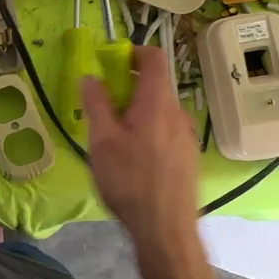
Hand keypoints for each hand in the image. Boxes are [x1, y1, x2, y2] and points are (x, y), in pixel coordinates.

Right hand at [82, 46, 200, 244]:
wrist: (165, 228)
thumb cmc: (129, 181)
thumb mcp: (102, 141)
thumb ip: (96, 105)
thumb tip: (91, 77)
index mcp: (157, 103)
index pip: (154, 58)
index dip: (133, 51)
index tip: (111, 61)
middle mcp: (178, 113)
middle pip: (156, 86)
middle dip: (129, 87)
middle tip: (103, 105)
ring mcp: (186, 136)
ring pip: (160, 111)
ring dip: (137, 112)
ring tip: (114, 137)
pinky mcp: (188, 157)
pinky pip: (166, 131)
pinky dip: (148, 131)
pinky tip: (133, 159)